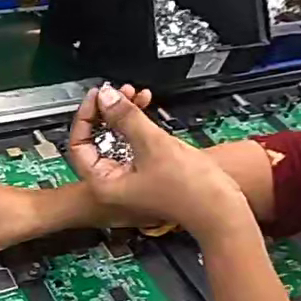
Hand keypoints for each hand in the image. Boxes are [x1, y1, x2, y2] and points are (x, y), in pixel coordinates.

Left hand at [68, 83, 245, 239]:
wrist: (221, 208)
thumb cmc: (190, 191)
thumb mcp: (153, 144)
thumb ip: (126, 117)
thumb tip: (106, 97)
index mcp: (103, 183)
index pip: (78, 145)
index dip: (86, 117)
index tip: (97, 96)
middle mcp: (112, 182)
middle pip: (97, 139)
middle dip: (107, 112)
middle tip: (116, 92)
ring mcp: (130, 177)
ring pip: (117, 137)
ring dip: (124, 114)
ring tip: (134, 94)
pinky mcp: (147, 170)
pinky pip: (134, 142)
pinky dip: (138, 124)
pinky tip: (145, 106)